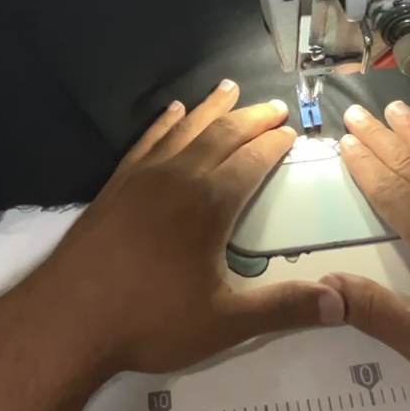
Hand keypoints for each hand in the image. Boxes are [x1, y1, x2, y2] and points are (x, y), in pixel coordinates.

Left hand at [22, 79, 343, 376]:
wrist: (68, 319)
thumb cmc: (151, 321)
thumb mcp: (226, 322)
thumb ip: (284, 308)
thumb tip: (341, 302)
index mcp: (211, 203)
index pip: (253, 161)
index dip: (276, 145)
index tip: (293, 133)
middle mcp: (181, 177)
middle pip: (224, 135)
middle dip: (253, 118)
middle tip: (275, 106)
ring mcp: (144, 176)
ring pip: (187, 129)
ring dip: (212, 108)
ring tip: (230, 88)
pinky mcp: (117, 184)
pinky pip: (148, 140)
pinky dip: (166, 123)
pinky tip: (174, 112)